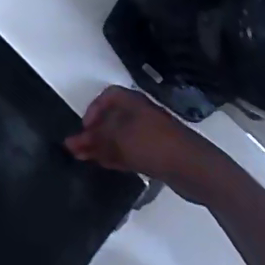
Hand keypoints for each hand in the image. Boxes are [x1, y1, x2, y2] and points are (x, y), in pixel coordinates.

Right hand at [65, 86, 243, 206]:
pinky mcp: (156, 153)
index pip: (108, 97)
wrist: (194, 167)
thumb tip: (70, 142)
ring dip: (102, 146)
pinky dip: (116, 156)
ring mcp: (150, 134)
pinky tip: (106, 165)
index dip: (93, 109)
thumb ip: (94, 141)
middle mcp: (141, 114)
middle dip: (95, 132)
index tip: (84, 129)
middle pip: (113, 117)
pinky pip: (130, 150)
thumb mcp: (118, 141)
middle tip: (78, 149)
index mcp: (134, 102)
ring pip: (120, 137)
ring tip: (85, 159)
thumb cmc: (154, 145)